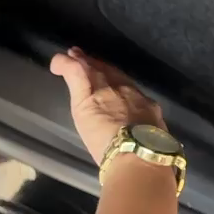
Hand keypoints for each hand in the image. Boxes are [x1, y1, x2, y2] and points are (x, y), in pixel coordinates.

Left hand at [49, 47, 165, 163]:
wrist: (138, 155)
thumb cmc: (148, 156)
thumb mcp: (157, 141)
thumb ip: (148, 134)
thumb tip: (148, 138)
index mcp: (146, 107)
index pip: (129, 89)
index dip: (118, 81)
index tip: (111, 80)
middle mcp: (128, 93)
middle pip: (112, 74)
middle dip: (100, 67)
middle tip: (88, 61)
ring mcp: (107, 92)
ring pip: (94, 71)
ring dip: (83, 62)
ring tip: (74, 56)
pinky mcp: (88, 97)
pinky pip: (75, 73)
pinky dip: (65, 66)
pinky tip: (57, 63)